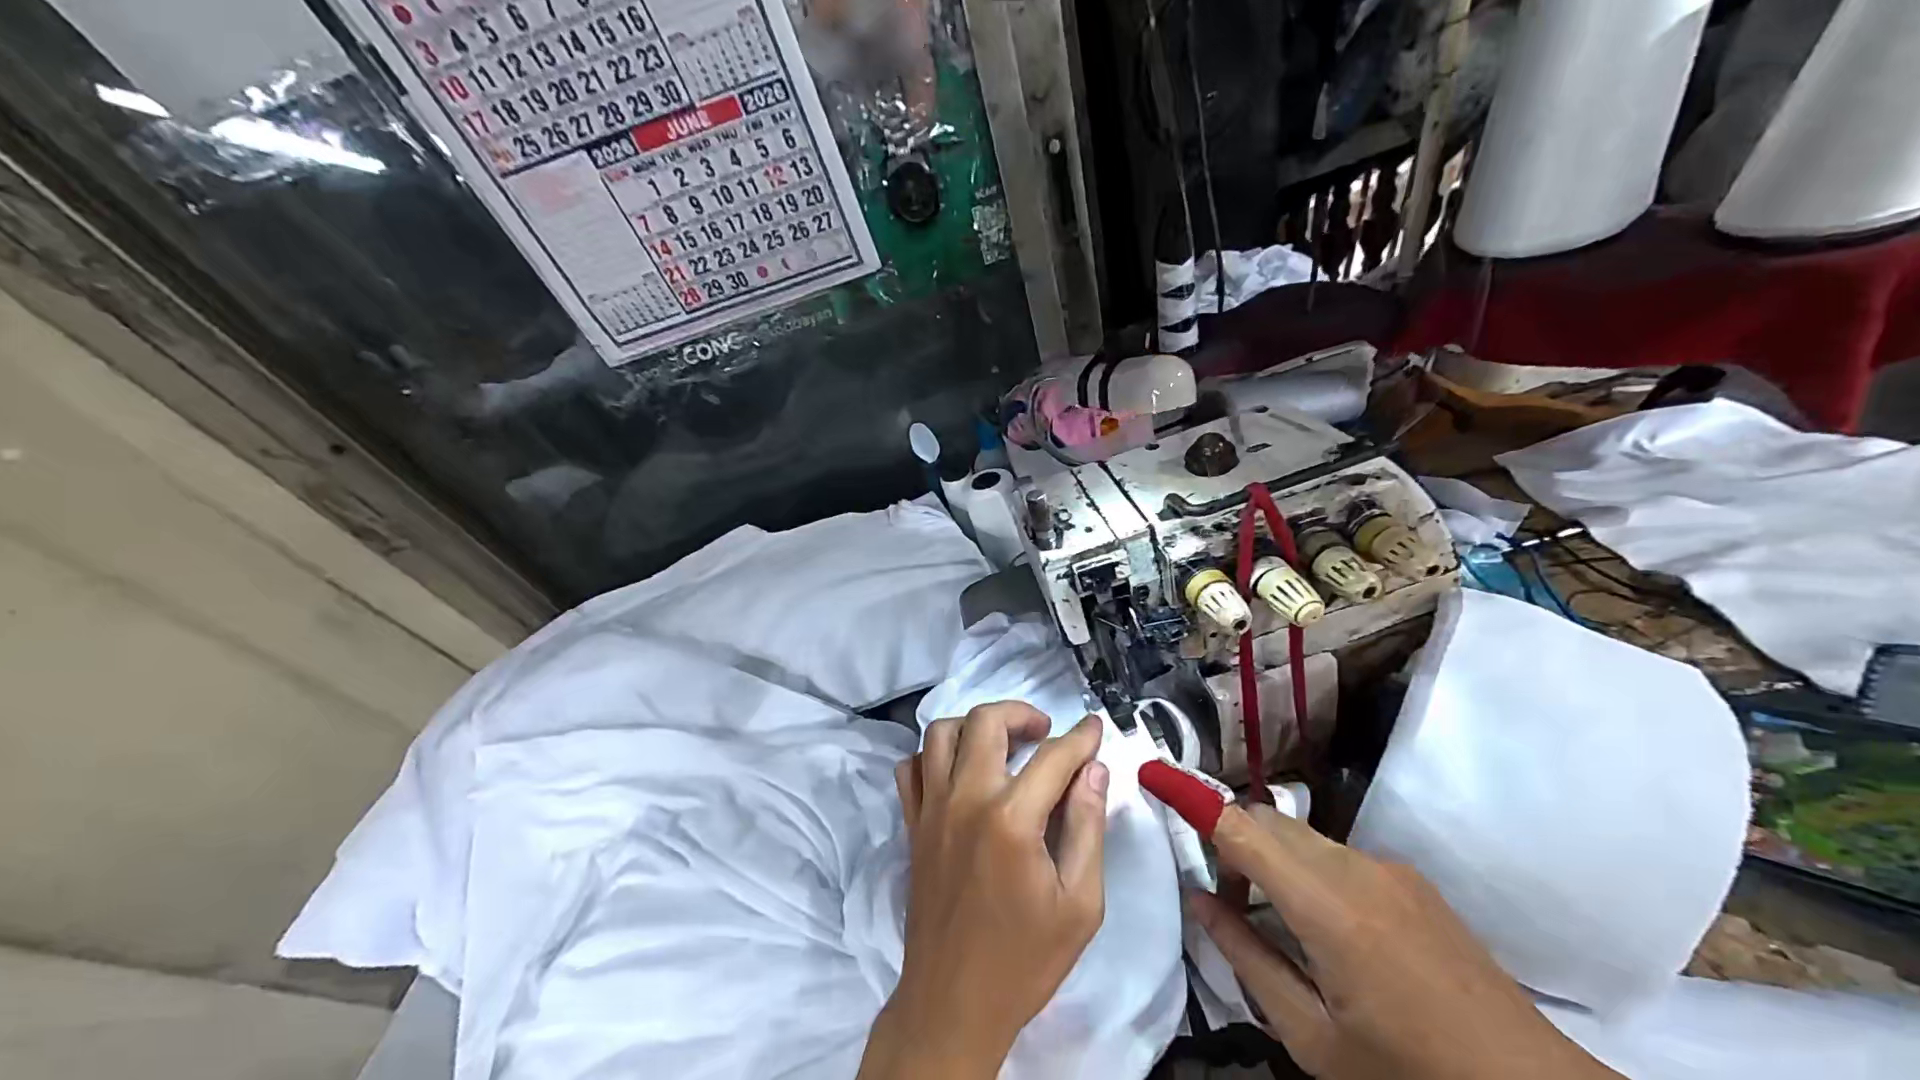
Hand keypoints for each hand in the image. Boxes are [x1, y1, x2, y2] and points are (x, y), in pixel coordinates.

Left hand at [857, 704, 1109, 1079]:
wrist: (953, 1002)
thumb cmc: (1025, 959)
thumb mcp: (1080, 904)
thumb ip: (1088, 827)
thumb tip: (1094, 771)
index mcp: (1011, 820)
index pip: (1053, 756)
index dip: (1080, 737)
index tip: (1094, 727)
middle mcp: (965, 800)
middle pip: (986, 722)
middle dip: (1022, 713)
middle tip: (1046, 733)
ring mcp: (931, 810)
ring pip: (941, 733)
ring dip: (976, 726)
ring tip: (1003, 745)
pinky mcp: (912, 825)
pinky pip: (912, 768)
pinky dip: (935, 755)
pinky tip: (961, 772)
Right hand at [1189, 804, 1619, 1079]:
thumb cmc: (1411, 1073)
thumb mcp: (1314, 1038)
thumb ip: (1246, 959)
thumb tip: (1199, 902)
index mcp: (1328, 908)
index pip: (1242, 829)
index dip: (1192, 798)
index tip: (1152, 776)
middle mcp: (1357, 869)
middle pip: (1268, 821)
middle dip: (1229, 841)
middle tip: (1223, 900)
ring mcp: (1389, 869)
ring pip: (1301, 836)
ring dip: (1268, 858)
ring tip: (1271, 922)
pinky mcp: (1411, 880)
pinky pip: (1335, 854)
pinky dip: (1304, 869)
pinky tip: (1322, 929)